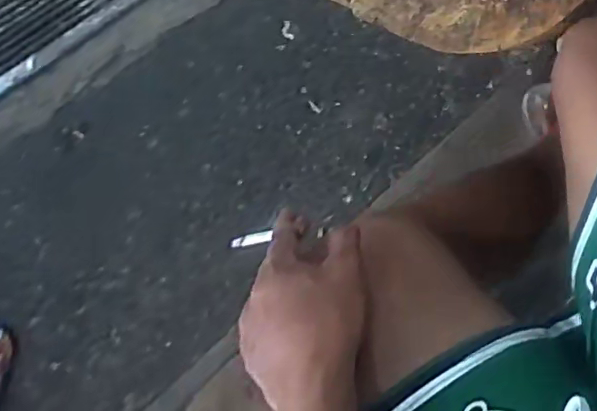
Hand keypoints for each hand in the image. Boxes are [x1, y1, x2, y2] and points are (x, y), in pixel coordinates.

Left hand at [239, 210, 365, 410]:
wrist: (310, 382)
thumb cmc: (332, 318)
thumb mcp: (349, 272)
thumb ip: (344, 242)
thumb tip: (339, 227)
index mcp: (275, 275)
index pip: (281, 241)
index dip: (290, 224)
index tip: (292, 213)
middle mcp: (253, 300)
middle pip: (275, 269)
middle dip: (294, 258)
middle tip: (315, 250)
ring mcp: (248, 330)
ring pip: (270, 297)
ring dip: (289, 286)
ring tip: (313, 286)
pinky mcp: (251, 354)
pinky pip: (268, 320)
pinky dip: (284, 311)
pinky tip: (303, 319)